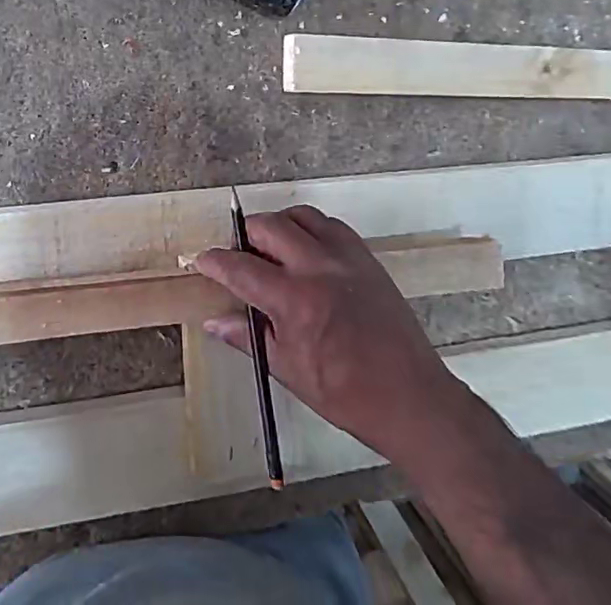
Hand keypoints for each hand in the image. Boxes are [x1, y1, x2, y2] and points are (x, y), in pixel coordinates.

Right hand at [193, 205, 479, 460]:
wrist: (409, 395)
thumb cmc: (345, 393)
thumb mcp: (288, 371)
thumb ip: (249, 338)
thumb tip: (214, 322)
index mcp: (296, 301)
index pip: (242, 267)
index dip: (215, 261)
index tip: (201, 260)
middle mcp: (319, 267)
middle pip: (270, 226)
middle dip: (244, 235)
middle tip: (237, 256)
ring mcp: (347, 257)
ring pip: (302, 216)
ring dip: (278, 225)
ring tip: (269, 249)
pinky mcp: (367, 257)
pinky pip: (331, 226)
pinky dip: (310, 229)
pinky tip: (305, 251)